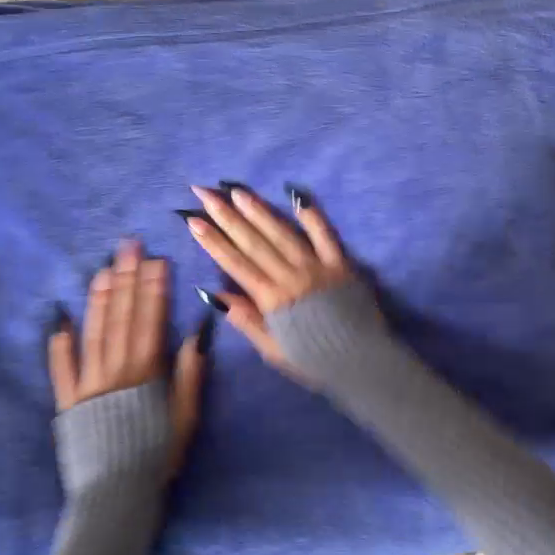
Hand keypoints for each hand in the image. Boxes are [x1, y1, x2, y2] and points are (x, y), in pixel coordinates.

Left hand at [48, 239, 205, 476]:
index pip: (150, 320)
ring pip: (94, 332)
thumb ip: (189, 376)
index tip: (156, 260)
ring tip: (104, 270)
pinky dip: (60, 342)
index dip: (153, 289)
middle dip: (127, 279)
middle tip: (128, 247)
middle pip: (122, 317)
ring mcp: (88, 382)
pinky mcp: (68, 400)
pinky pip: (62, 367)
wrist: (115, 496)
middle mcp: (115, 369)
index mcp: (146, 372)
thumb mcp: (185, 418)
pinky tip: (61, 319)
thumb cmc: (157, 456)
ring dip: (99, 299)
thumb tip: (195, 335)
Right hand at [182, 185, 364, 377]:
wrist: (362, 363)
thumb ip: (247, 320)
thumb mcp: (273, 351)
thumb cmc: (314, 360)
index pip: (235, 264)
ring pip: (282, 233)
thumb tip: (217, 295)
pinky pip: (324, 235)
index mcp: (271, 299)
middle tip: (205, 192)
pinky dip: (311, 215)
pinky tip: (295, 196)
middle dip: (226, 216)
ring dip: (258, 210)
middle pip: (253, 242)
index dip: (213, 241)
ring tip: (237, 191)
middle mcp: (290, 276)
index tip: (193, 220)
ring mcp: (316, 266)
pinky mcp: (340, 263)